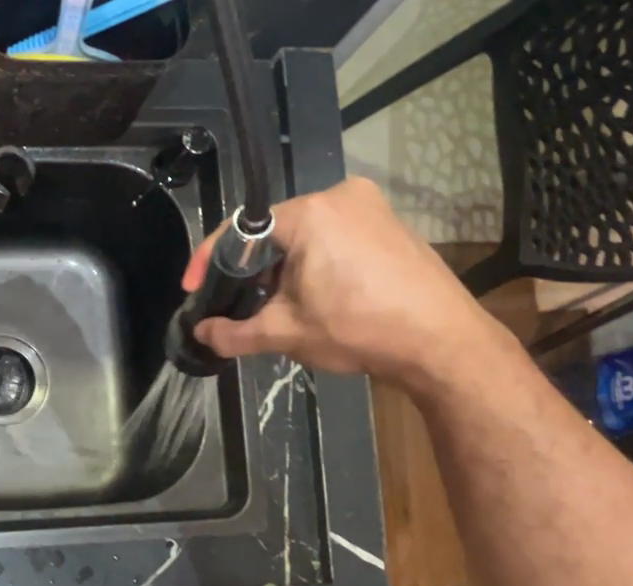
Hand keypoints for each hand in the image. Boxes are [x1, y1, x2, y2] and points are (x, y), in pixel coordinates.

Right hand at [183, 176, 516, 388]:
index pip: (242, 230)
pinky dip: (309, 266)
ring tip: (270, 309)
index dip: (209, 261)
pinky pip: (330, 239)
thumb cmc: (358, 329)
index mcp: (312, 213)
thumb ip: (234, 332)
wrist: (439, 341)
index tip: (192, 291)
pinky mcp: (388, 225)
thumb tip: (202, 333)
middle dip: (248, 271)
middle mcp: (341, 196)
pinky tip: (308, 299)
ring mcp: (370, 208)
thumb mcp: (285, 334)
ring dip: (278, 271)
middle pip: (272, 232)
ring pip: (302, 236)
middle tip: (233, 306)